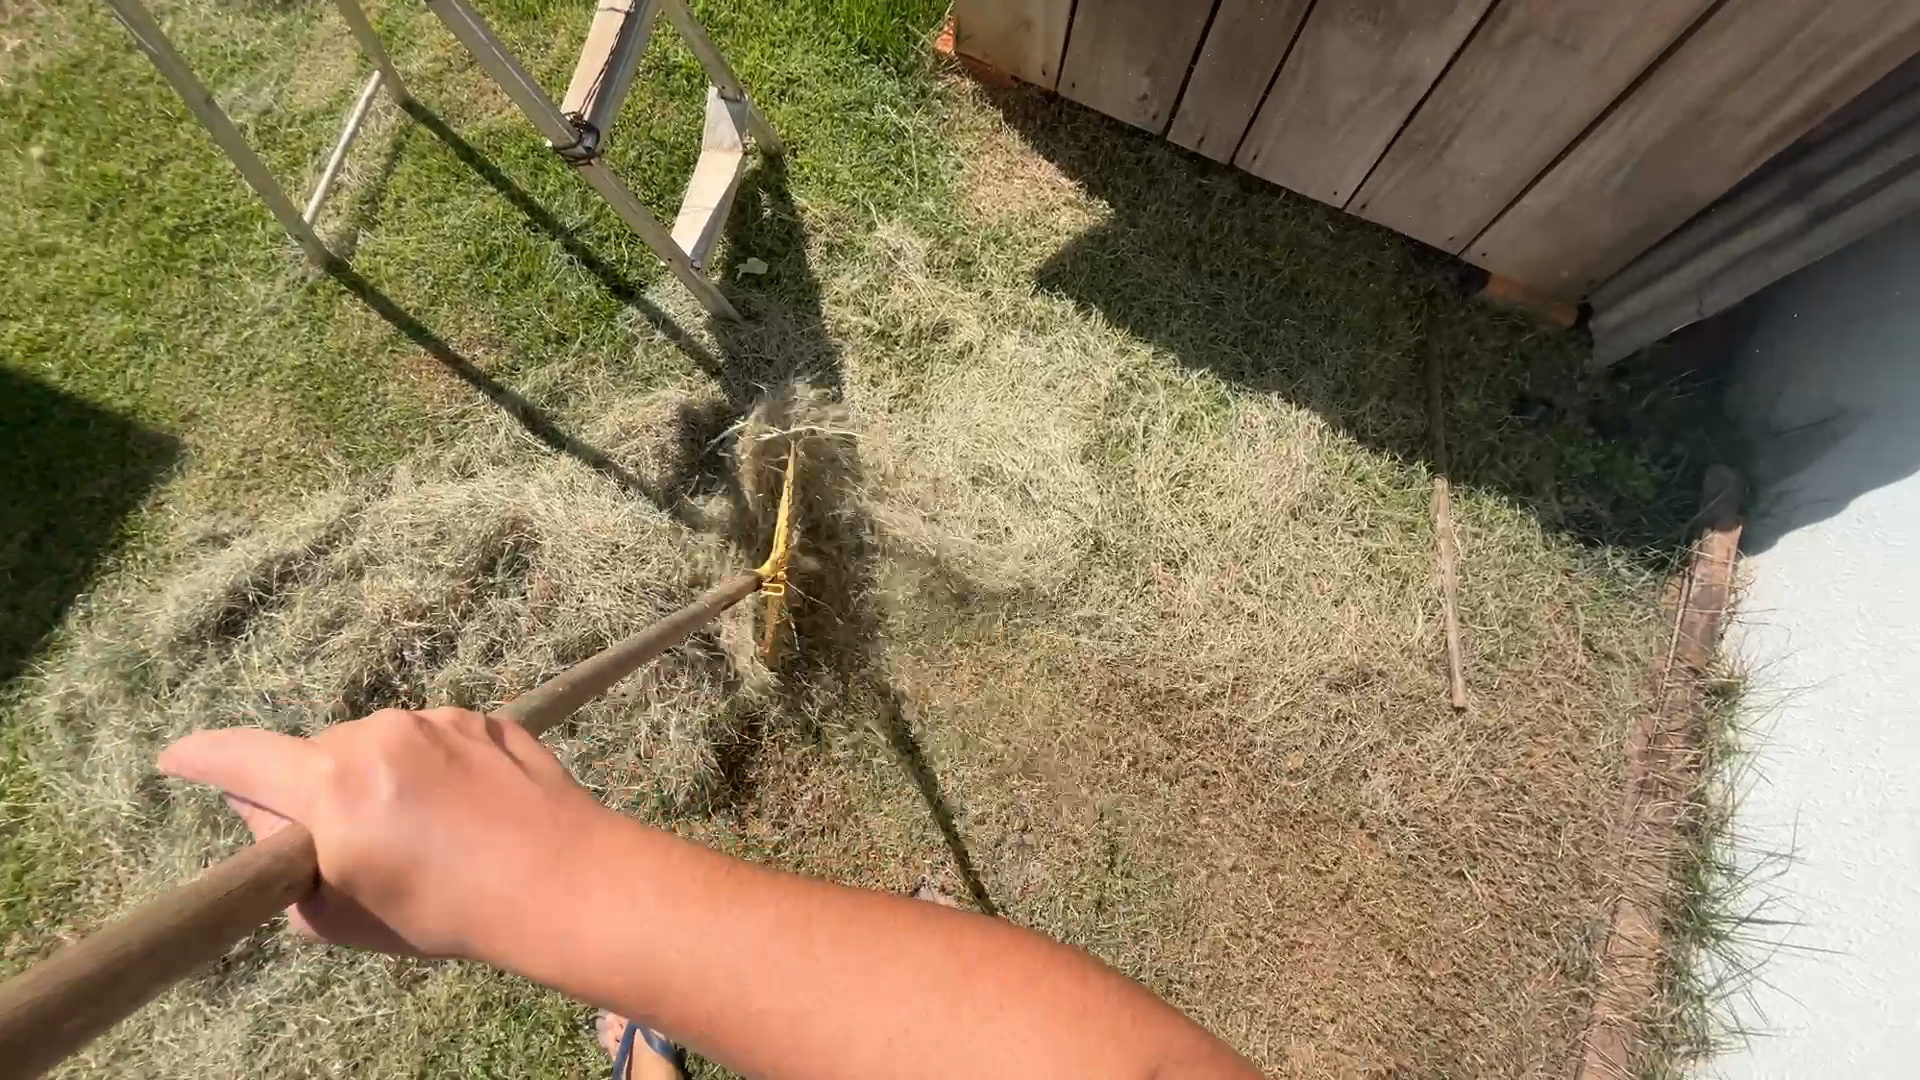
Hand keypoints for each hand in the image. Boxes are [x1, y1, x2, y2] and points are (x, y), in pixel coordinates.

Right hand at [158, 707, 603, 960]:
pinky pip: (439, 738)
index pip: (243, 757)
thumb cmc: (441, 908)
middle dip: (321, 787)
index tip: (181, 758)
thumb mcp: (333, 911)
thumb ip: (283, 854)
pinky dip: (435, 763)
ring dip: (383, 771)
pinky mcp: (492, 719)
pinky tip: (465, 803)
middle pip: (322, 753)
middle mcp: (388, 734)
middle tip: (357, 838)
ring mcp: (448, 720)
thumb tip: (269, 810)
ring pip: (385, 741)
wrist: (557, 874)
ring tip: (426, 824)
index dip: (204, 759)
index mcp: (335, 782)